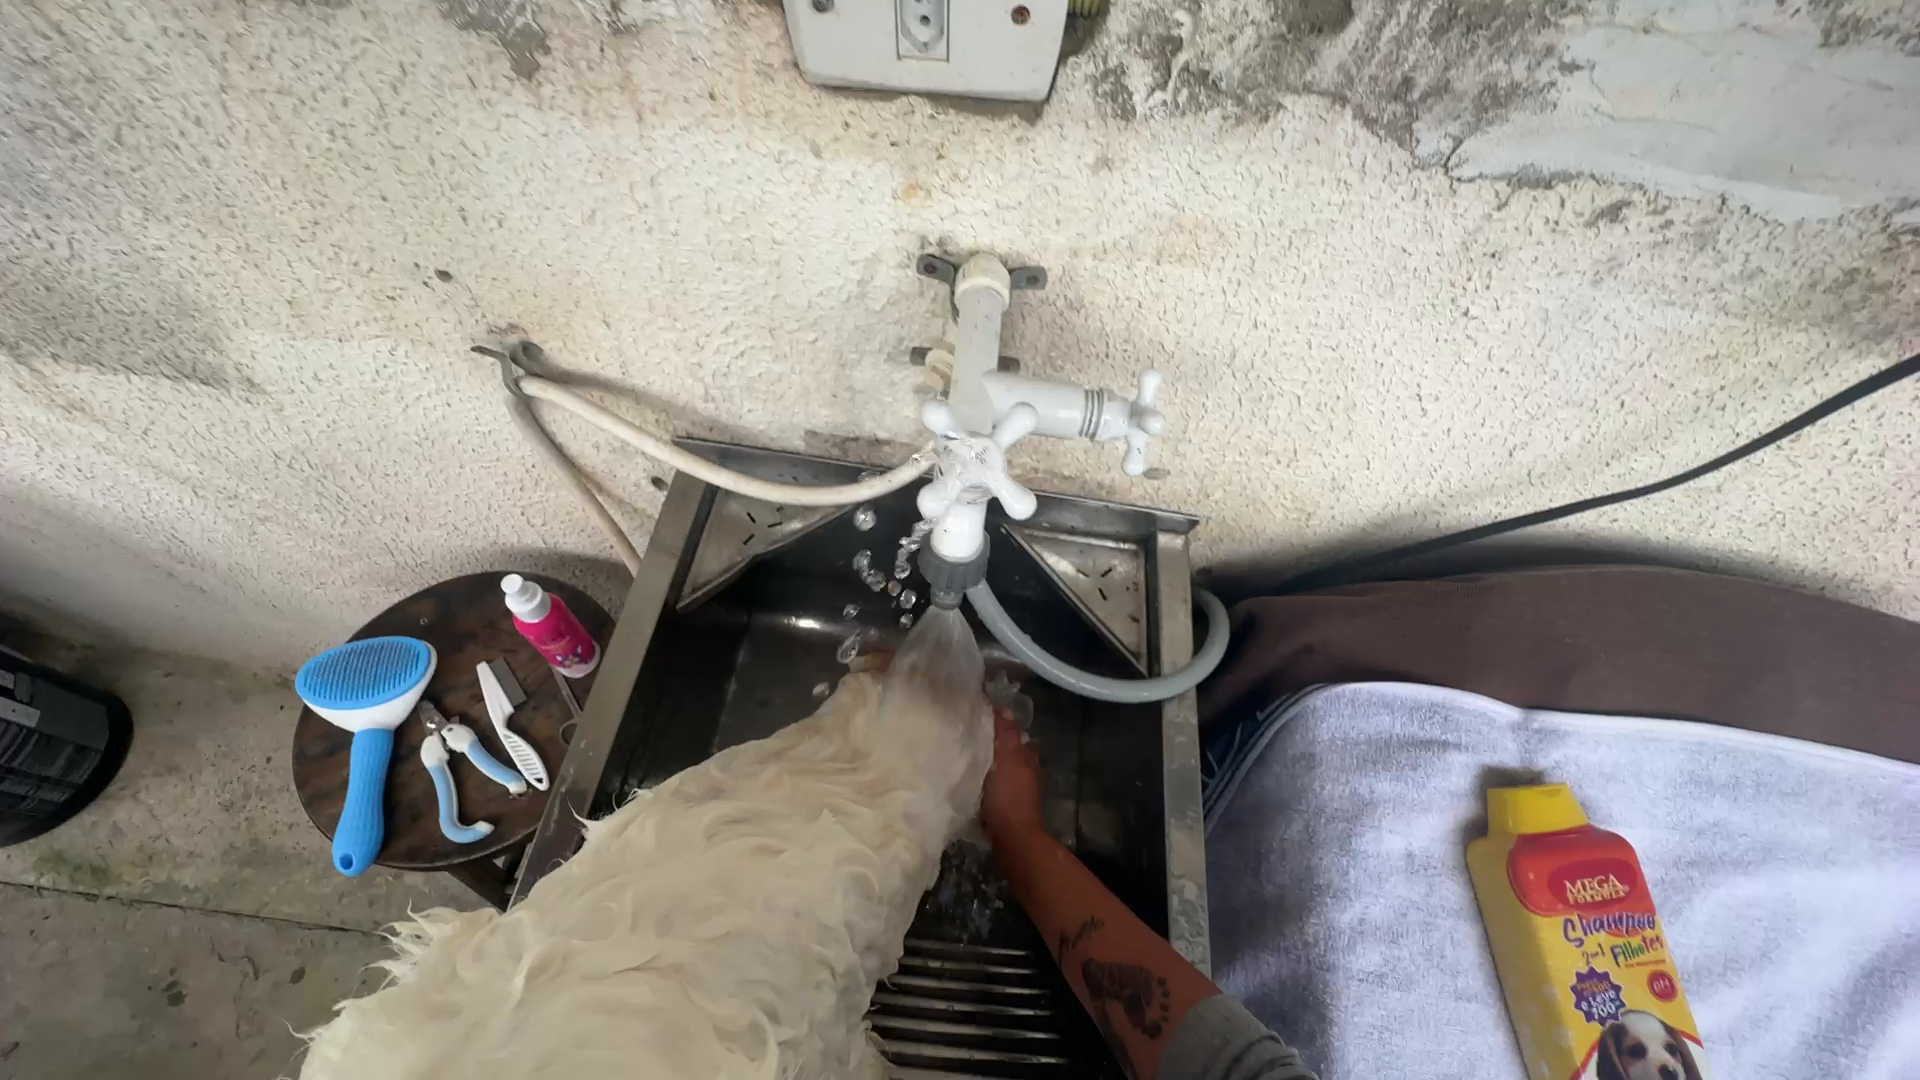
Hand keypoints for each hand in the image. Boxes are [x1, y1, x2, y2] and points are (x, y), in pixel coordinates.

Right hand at [980, 707, 1043, 844]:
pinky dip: (987, 785)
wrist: (1013, 840)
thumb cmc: (1009, 797)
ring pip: (1004, 772)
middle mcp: (1027, 774)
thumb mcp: (1007, 760)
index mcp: (1028, 759)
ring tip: (967, 760)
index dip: (1003, 727)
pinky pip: (996, 790)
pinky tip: (971, 785)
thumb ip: (1007, 735)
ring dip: (991, 766)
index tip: (982, 720)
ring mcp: (1019, 794)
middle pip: (1012, 754)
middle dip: (997, 747)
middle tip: (972, 740)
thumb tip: (1004, 709)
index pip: (1017, 736)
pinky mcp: (1008, 811)